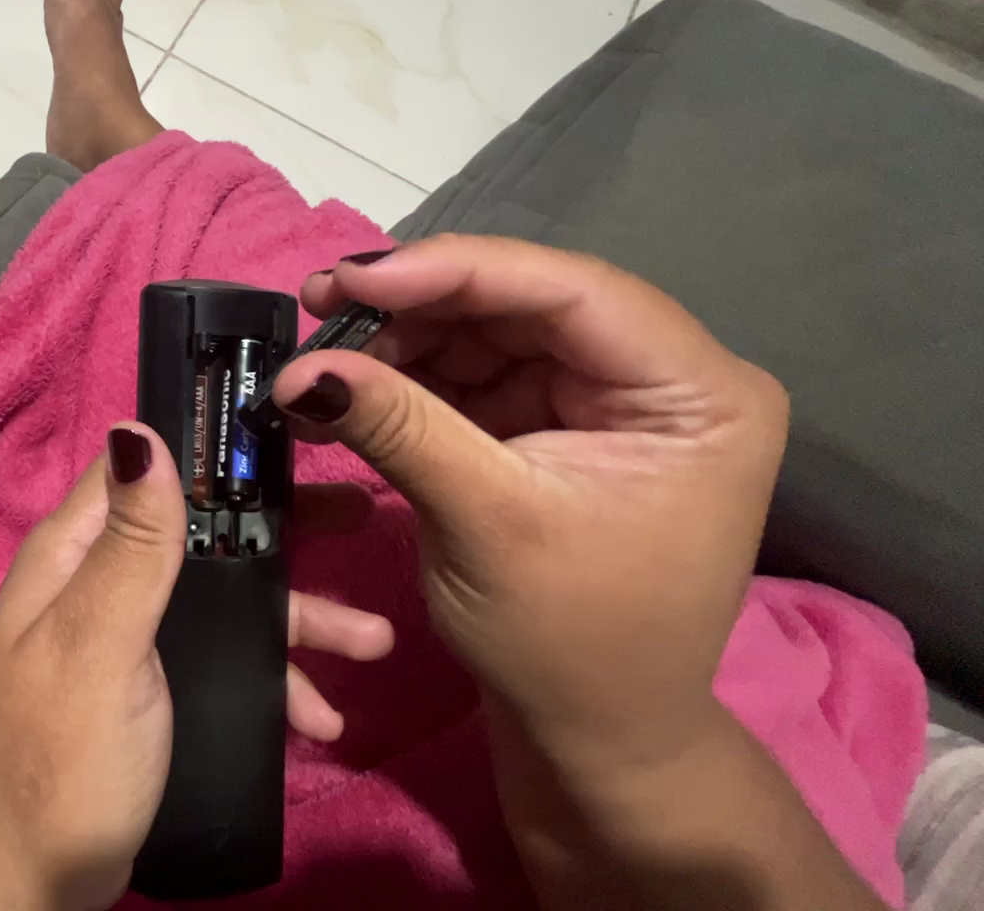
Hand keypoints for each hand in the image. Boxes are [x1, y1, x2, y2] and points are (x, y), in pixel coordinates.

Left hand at [0, 425, 392, 910]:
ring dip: (292, 617)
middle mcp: (99, 577)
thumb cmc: (60, 759)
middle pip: (199, 529)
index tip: (294, 443)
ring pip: (219, 597)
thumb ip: (130, 545)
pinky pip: (218, 657)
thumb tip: (138, 430)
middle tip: (362, 526)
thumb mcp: (100, 643)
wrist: (27, 886)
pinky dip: (269, 676)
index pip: (142, 466)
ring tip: (372, 642)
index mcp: (74, 551)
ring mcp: (127, 633)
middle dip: (280, 535)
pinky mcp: (149, 684)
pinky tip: (319, 716)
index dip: (210, 448)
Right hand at [278, 236, 787, 769]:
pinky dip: (391, 378)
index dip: (456, 270)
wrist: (585, 721)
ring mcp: (585, 396)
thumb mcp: (483, 523)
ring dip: (390, 340)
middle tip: (317, 306)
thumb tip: (298, 369)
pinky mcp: (532, 420)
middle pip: (515, 302)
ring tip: (315, 361)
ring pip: (475, 330)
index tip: (353, 279)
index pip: (572, 293)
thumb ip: (396, 428)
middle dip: (409, 303)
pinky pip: (454, 373)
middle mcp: (646, 377)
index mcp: (692, 395)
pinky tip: (337, 390)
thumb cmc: (568, 637)